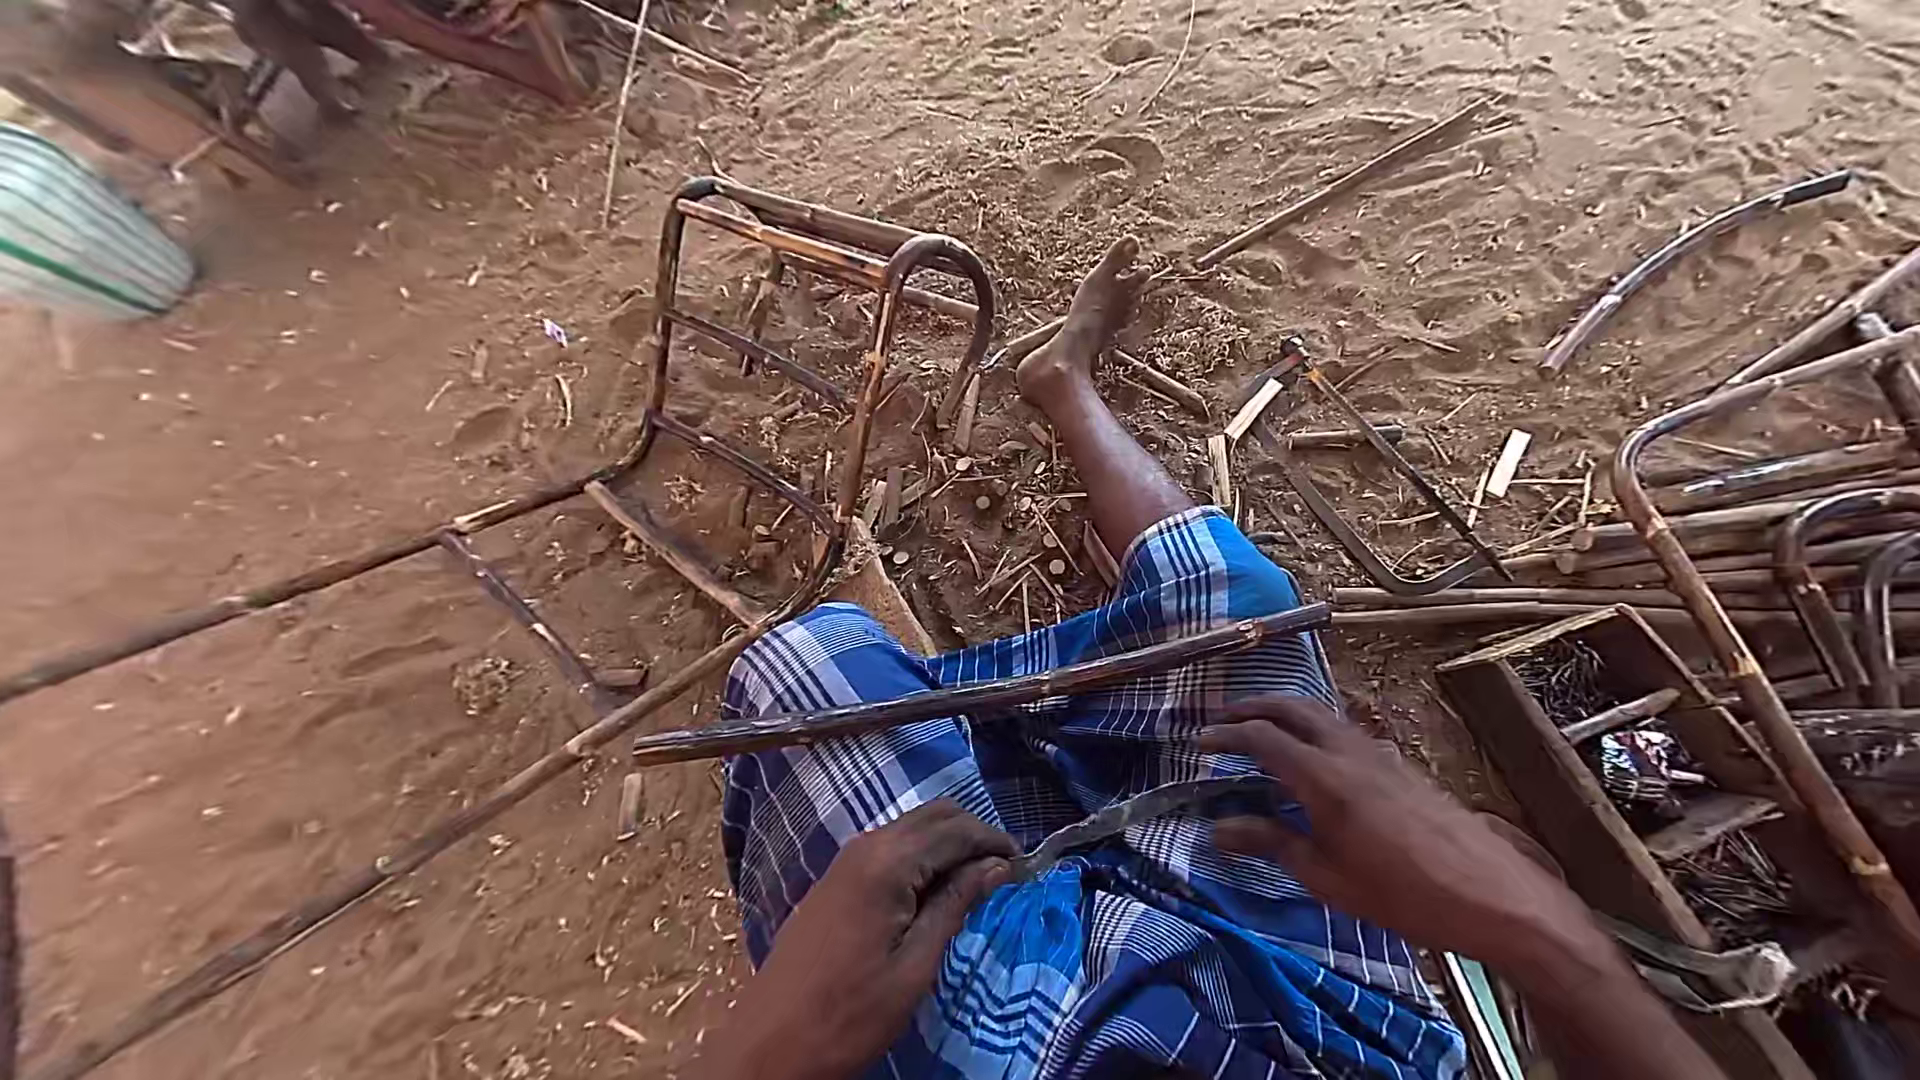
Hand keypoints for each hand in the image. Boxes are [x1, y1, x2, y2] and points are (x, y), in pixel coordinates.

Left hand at [694, 800, 1016, 1079]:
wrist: (765, 1046)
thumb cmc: (846, 1016)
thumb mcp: (913, 968)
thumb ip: (955, 906)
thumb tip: (997, 867)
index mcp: (888, 861)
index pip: (956, 830)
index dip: (994, 841)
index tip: (1025, 864)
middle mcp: (868, 843)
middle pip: (935, 814)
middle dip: (975, 833)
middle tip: (1005, 869)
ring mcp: (849, 855)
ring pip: (914, 825)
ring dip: (950, 841)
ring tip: (979, 877)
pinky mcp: (839, 873)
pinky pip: (893, 843)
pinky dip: (924, 852)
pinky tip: (937, 884)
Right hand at [1199, 696, 1605, 967]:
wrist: (1501, 901)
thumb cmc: (1404, 894)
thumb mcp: (1326, 877)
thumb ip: (1270, 842)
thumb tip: (1217, 830)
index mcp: (1322, 776)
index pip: (1261, 736)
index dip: (1226, 733)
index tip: (1200, 741)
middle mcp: (1347, 751)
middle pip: (1290, 706)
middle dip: (1251, 706)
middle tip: (1223, 717)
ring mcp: (1377, 753)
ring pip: (1319, 712)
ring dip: (1282, 710)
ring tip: (1260, 725)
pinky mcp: (1398, 764)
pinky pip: (1342, 728)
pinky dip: (1311, 725)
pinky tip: (1312, 752)